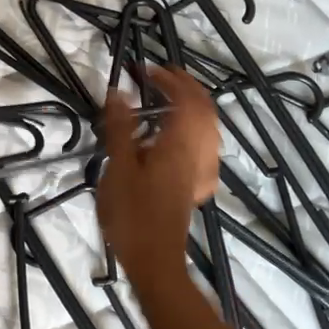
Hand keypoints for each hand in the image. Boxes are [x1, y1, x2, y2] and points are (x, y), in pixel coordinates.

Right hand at [96, 68, 220, 288]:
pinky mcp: (197, 185)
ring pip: (209, 128)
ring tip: (167, 97)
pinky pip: (205, 146)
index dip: (168, 79)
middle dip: (185, 88)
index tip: (144, 69)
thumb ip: (120, 127)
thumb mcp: (119, 166)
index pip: (185, 100)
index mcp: (180, 145)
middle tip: (159, 76)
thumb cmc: (133, 212)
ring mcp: (202, 171)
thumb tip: (119, 91)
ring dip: (192, 106)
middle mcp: (199, 154)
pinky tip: (178, 136)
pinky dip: (194, 129)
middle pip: (205, 111)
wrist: (154, 260)